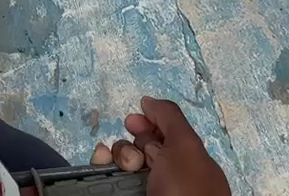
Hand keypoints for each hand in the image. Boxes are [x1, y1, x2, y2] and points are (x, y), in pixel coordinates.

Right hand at [89, 97, 230, 195]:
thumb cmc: (186, 192)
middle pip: (139, 146)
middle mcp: (164, 177)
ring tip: (125, 167)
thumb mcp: (186, 147)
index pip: (163, 135)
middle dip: (132, 141)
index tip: (134, 121)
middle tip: (137, 156)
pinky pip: (104, 174)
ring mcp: (141, 190)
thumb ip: (169, 117)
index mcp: (187, 163)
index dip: (148, 123)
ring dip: (117, 153)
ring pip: (119, 160)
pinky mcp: (120, 195)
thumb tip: (148, 101)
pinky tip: (101, 161)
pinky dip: (100, 164)